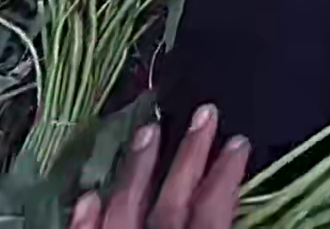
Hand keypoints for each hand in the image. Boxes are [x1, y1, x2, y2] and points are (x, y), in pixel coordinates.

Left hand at [69, 105, 248, 228]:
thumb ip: (223, 223)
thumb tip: (246, 206)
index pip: (212, 209)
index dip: (228, 173)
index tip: (239, 140)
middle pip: (172, 201)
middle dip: (190, 153)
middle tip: (204, 112)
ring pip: (124, 210)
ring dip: (137, 170)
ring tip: (147, 131)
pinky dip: (83, 221)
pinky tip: (87, 196)